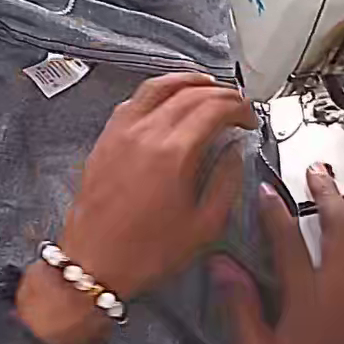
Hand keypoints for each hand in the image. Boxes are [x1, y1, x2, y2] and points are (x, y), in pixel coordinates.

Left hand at [58, 72, 258, 300]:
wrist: (95, 263)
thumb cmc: (144, 252)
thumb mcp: (203, 226)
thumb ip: (226, 182)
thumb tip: (234, 153)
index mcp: (174, 153)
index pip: (215, 108)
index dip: (240, 107)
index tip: (248, 119)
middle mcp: (146, 134)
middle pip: (191, 92)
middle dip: (221, 93)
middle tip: (235, 105)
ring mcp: (121, 132)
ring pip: (159, 86)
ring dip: (187, 80)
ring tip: (205, 86)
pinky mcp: (106, 139)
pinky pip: (133, 100)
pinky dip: (156, 91)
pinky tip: (166, 100)